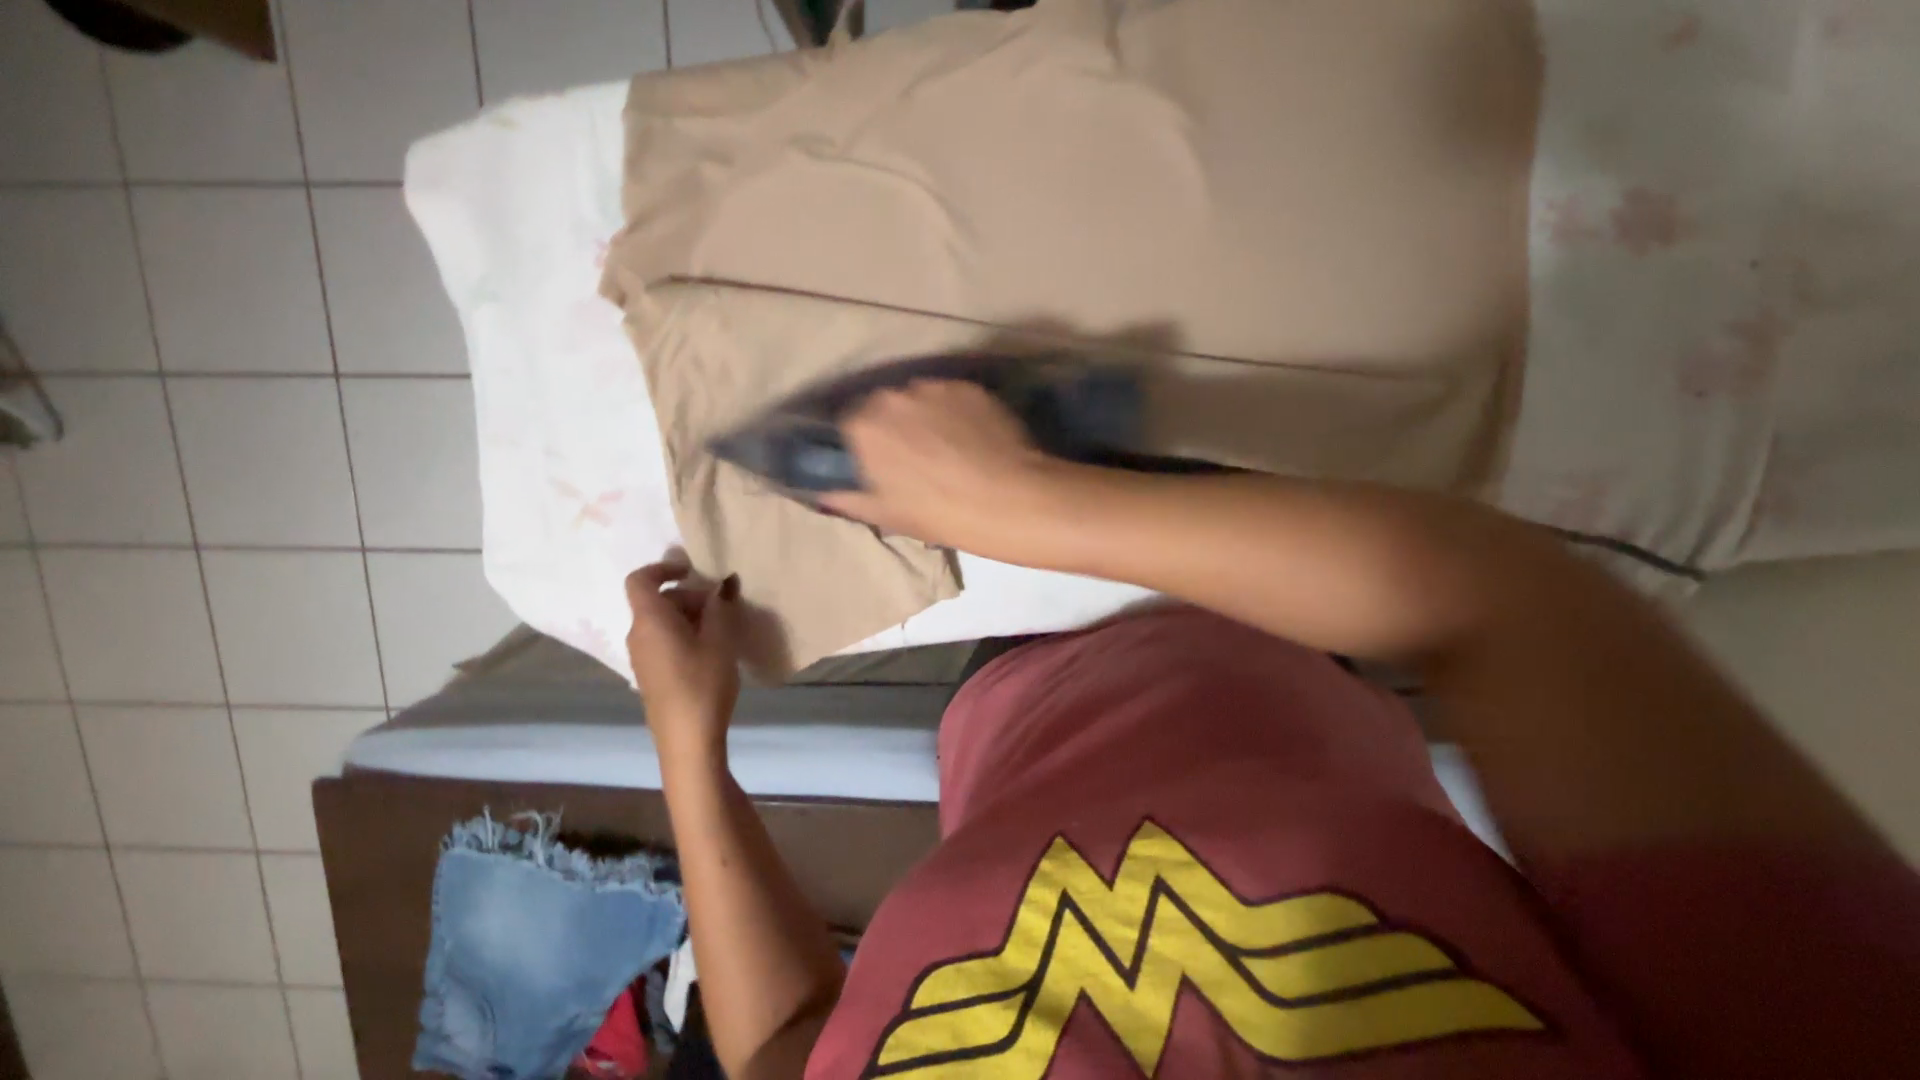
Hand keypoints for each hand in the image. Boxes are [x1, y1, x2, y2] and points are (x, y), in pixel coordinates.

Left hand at [624, 561, 740, 760]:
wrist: (687, 741)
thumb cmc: (703, 684)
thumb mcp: (720, 640)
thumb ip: (721, 607)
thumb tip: (724, 584)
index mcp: (650, 620)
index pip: (640, 580)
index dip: (664, 568)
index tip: (693, 571)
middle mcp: (638, 635)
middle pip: (657, 601)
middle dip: (689, 596)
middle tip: (723, 608)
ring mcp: (641, 658)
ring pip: (661, 623)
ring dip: (689, 618)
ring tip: (721, 631)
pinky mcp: (650, 676)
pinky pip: (662, 642)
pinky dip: (683, 636)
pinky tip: (710, 654)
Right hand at [820, 380, 1055, 553]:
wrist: (1009, 499)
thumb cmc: (939, 513)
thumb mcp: (886, 515)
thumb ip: (846, 499)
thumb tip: (823, 492)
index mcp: (864, 426)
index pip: (849, 424)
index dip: (863, 443)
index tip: (878, 461)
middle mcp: (893, 395)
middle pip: (883, 405)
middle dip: (893, 425)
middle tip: (913, 455)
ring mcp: (934, 386)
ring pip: (919, 397)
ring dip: (924, 415)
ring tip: (947, 446)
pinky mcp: (969, 385)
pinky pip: (951, 395)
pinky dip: (955, 411)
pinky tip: (972, 437)